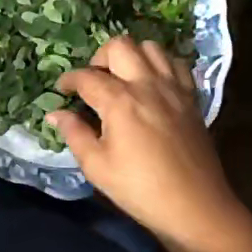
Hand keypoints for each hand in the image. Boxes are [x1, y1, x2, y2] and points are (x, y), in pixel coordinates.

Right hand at [48, 37, 251, 251]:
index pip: (87, 77)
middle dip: (100, 57)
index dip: (68, 80)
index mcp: (120, 100)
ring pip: (151, 47)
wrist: (195, 206)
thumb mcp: (97, 167)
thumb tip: (56, 113)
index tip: (61, 90)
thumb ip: (74, 134)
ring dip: (132, 56)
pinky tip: (153, 84)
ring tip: (123, 79)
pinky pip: (176, 64)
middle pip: (120, 46)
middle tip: (94, 81)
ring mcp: (173, 88)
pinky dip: (161, 65)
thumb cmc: (140, 189)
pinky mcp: (192, 97)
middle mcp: (147, 84)